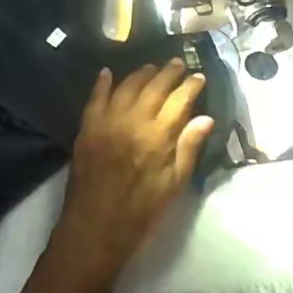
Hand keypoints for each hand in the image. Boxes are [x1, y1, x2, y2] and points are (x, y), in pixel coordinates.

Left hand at [56, 61, 215, 268]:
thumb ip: (188, 149)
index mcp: (158, 137)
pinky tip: (108, 72)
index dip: (191, 86)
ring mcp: (107, 121)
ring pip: (126, 87)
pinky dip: (102, 83)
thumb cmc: (141, 213)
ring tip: (152, 67)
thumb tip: (205, 118)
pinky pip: (95, 97)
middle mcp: (133, 121)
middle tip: (178, 63)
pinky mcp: (86, 127)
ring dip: (140, 74)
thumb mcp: (174, 186)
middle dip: (168, 73)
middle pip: (154, 87)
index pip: (179, 101)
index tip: (199, 77)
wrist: (95, 228)